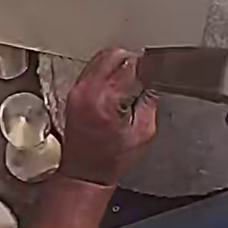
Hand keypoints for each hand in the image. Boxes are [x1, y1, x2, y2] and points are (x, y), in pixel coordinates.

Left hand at [58, 47, 158, 185]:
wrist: (85, 172)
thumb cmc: (111, 158)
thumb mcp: (143, 132)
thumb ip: (150, 102)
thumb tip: (154, 83)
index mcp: (106, 98)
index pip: (129, 65)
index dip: (145, 64)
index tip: (154, 68)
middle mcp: (88, 90)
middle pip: (112, 55)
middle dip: (131, 60)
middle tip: (144, 72)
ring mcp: (77, 90)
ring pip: (100, 58)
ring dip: (117, 63)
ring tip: (130, 79)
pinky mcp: (73, 93)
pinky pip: (91, 69)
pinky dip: (105, 70)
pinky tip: (116, 85)